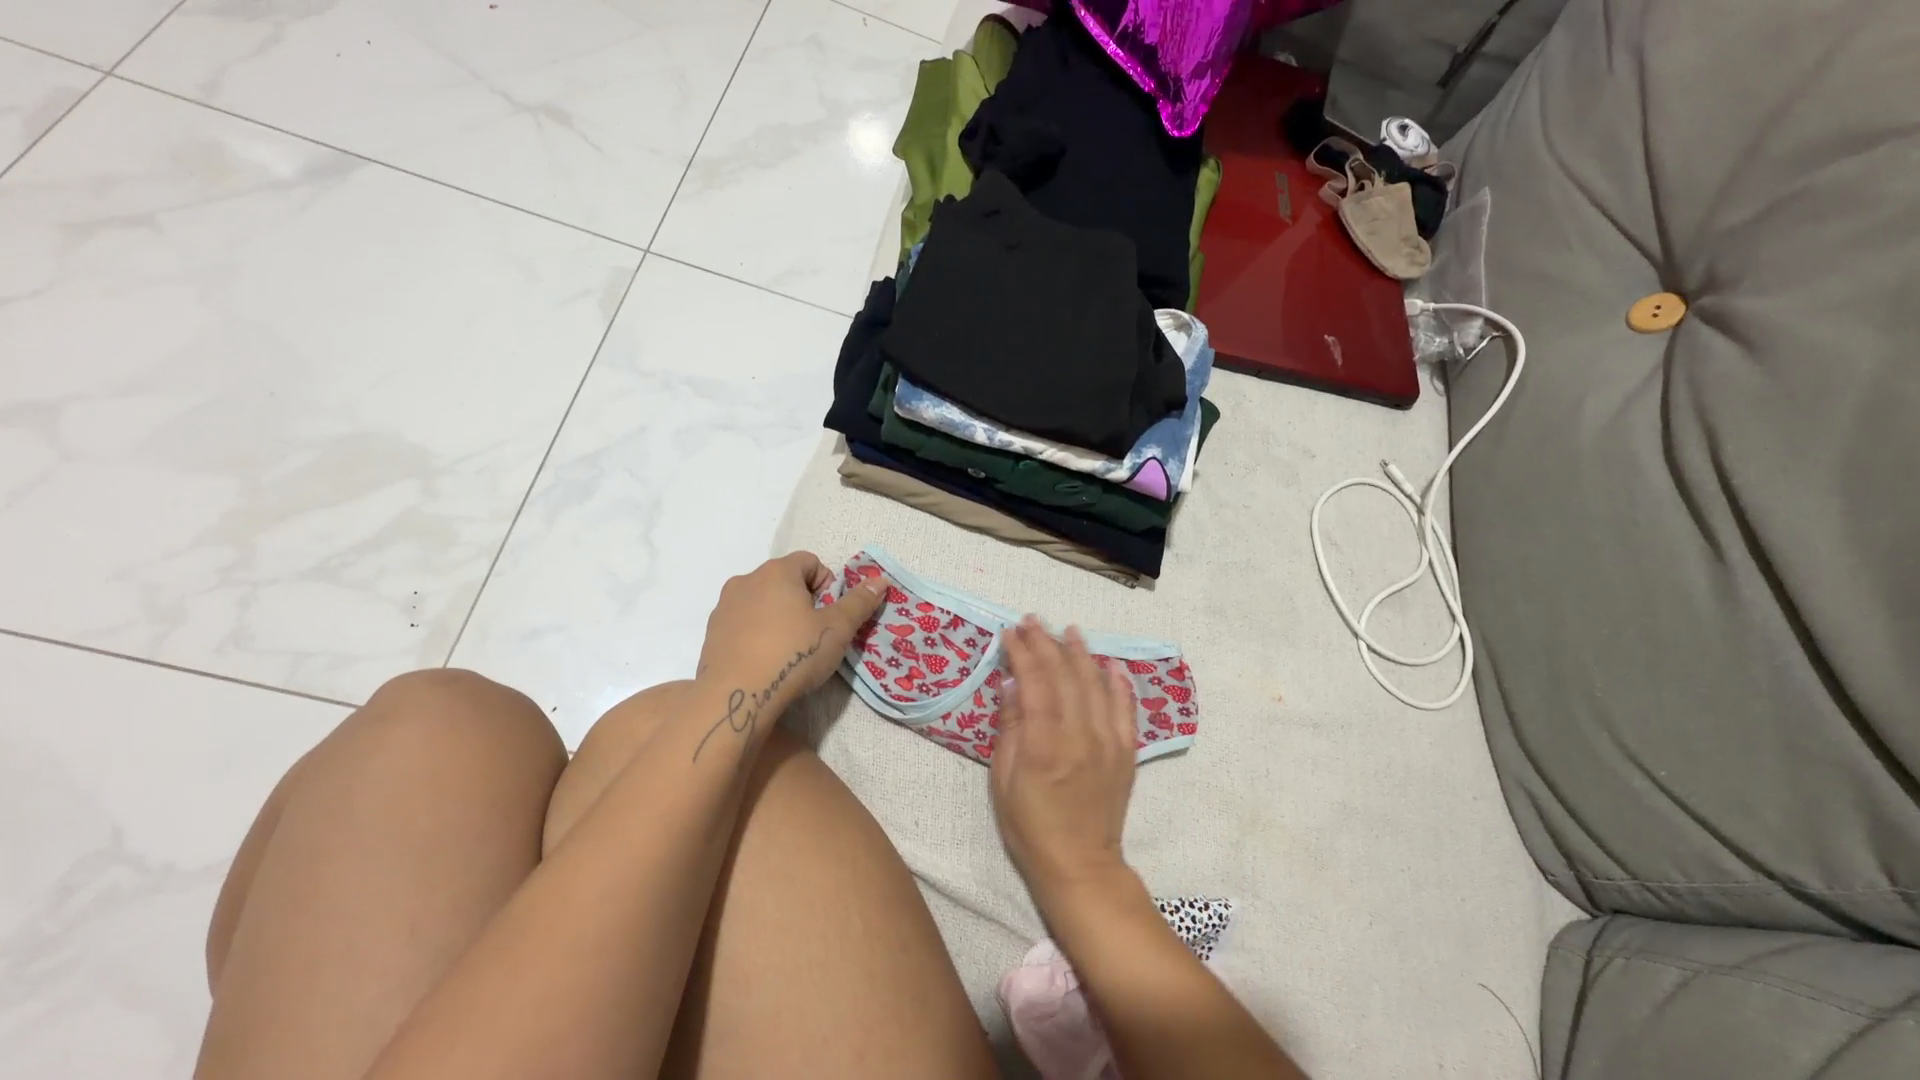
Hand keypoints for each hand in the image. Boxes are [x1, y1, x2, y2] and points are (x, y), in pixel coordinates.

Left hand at [695, 552, 885, 721]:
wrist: (736, 696)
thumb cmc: (793, 655)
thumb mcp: (837, 630)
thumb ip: (859, 602)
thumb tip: (880, 580)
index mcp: (777, 572)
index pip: (810, 561)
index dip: (827, 586)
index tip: (829, 616)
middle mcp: (746, 580)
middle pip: (784, 580)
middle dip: (803, 602)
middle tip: (813, 635)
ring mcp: (724, 606)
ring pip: (761, 601)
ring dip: (778, 617)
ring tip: (788, 650)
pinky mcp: (711, 632)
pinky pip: (742, 622)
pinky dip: (756, 633)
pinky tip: (765, 660)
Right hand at [991, 618, 1138, 903]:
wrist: (1080, 864)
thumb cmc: (1030, 827)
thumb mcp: (1003, 781)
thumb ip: (1009, 729)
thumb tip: (1012, 684)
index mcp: (1044, 744)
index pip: (1035, 682)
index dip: (1023, 652)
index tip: (1012, 631)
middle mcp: (1080, 735)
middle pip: (1065, 676)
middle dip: (1047, 643)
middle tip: (1033, 621)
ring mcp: (1109, 742)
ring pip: (1096, 684)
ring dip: (1081, 653)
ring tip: (1069, 630)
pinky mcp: (1127, 752)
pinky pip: (1126, 707)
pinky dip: (1119, 682)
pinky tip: (1111, 663)